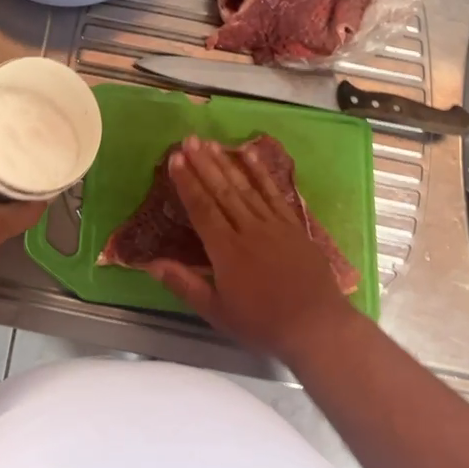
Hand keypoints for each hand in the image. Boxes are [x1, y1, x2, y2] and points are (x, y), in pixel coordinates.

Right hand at [145, 135, 353, 361]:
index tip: (174, 159)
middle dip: (203, 164)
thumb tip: (151, 263)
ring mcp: (273, 225)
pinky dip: (261, 172)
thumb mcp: (217, 312)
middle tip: (188, 140)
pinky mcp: (293, 226)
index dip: (187, 182)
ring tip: (210, 142)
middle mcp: (249, 230)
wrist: (317, 327)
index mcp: (226, 250)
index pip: (202, 208)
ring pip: (245, 187)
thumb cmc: (263, 324)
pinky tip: (250, 155)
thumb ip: (185, 285)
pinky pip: (274, 193)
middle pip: (222, 190)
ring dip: (226, 162)